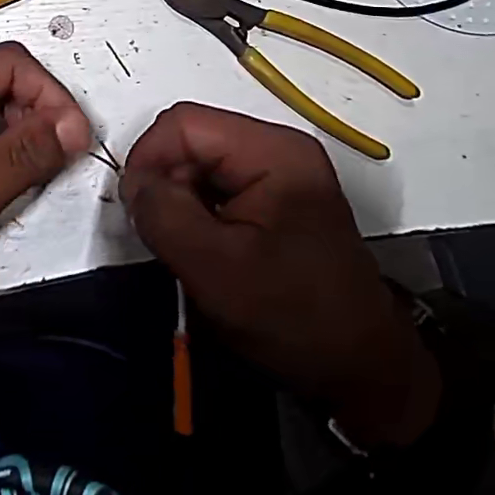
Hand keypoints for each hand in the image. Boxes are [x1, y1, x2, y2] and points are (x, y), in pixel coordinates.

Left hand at [0, 42, 91, 308]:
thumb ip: (27, 153)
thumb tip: (71, 127)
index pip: (14, 64)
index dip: (52, 97)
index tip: (73, 135)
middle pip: (5, 78)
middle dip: (38, 112)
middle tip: (58, 151)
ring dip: (21, 130)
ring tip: (33, 167)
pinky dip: (1, 144)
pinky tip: (5, 173)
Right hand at [120, 103, 440, 446]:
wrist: (361, 370)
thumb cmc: (294, 318)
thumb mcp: (216, 269)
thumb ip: (164, 214)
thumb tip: (133, 182)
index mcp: (273, 152)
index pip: (185, 124)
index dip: (148, 158)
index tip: (135, 207)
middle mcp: (279, 148)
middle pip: (194, 138)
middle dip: (166, 181)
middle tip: (165, 235)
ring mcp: (280, 170)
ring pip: (201, 161)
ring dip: (181, 198)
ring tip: (189, 246)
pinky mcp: (276, 194)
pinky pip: (217, 183)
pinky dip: (198, 209)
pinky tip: (207, 245)